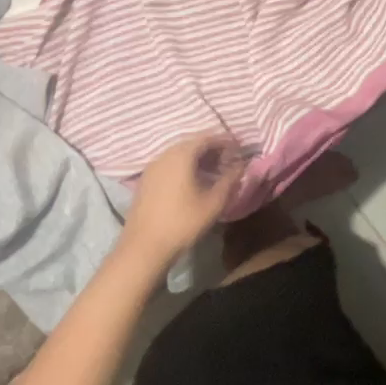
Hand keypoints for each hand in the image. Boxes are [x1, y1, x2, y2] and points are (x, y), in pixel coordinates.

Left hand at [115, 135, 246, 274]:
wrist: (144, 246)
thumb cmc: (183, 222)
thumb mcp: (213, 203)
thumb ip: (230, 180)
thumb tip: (241, 166)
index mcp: (181, 155)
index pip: (206, 138)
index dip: (225, 141)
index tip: (239, 148)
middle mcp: (164, 155)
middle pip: (191, 144)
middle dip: (211, 149)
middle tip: (228, 160)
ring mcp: (151, 168)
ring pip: (178, 155)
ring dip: (197, 159)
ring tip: (213, 172)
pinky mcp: (145, 181)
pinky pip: (168, 165)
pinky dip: (184, 167)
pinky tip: (192, 182)